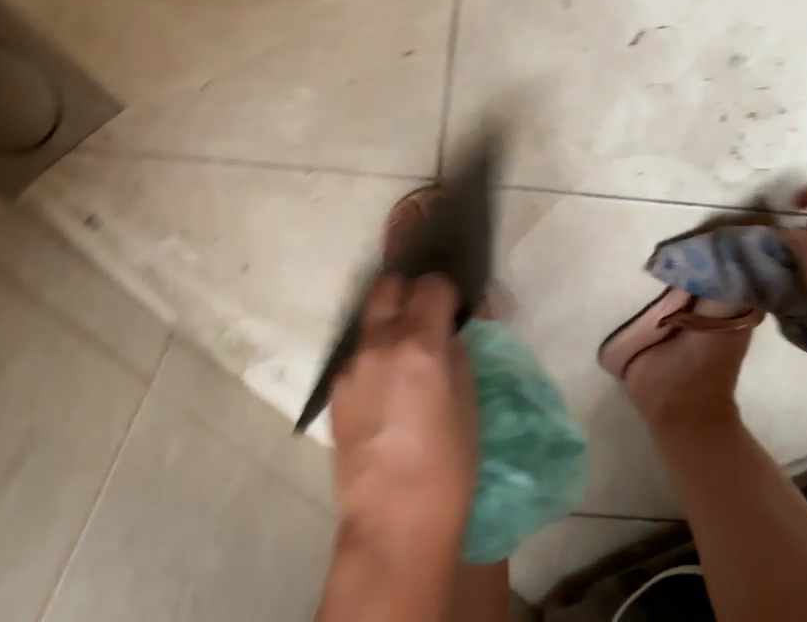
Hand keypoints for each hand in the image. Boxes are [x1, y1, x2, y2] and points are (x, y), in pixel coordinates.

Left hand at [329, 273, 477, 555]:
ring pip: (370, 322)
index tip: (456, 310)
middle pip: (387, 286)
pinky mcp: (335, 391)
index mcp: (419, 342)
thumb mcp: (470, 403)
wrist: (393, 522)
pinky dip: (376, 358)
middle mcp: (378, 343)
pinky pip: (359, 357)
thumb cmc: (448, 467)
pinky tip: (388, 393)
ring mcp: (351, 366)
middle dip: (409, 291)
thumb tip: (458, 326)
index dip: (448, 292)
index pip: (432, 284)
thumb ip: (461, 352)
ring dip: (390, 325)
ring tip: (407, 360)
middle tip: (427, 317)